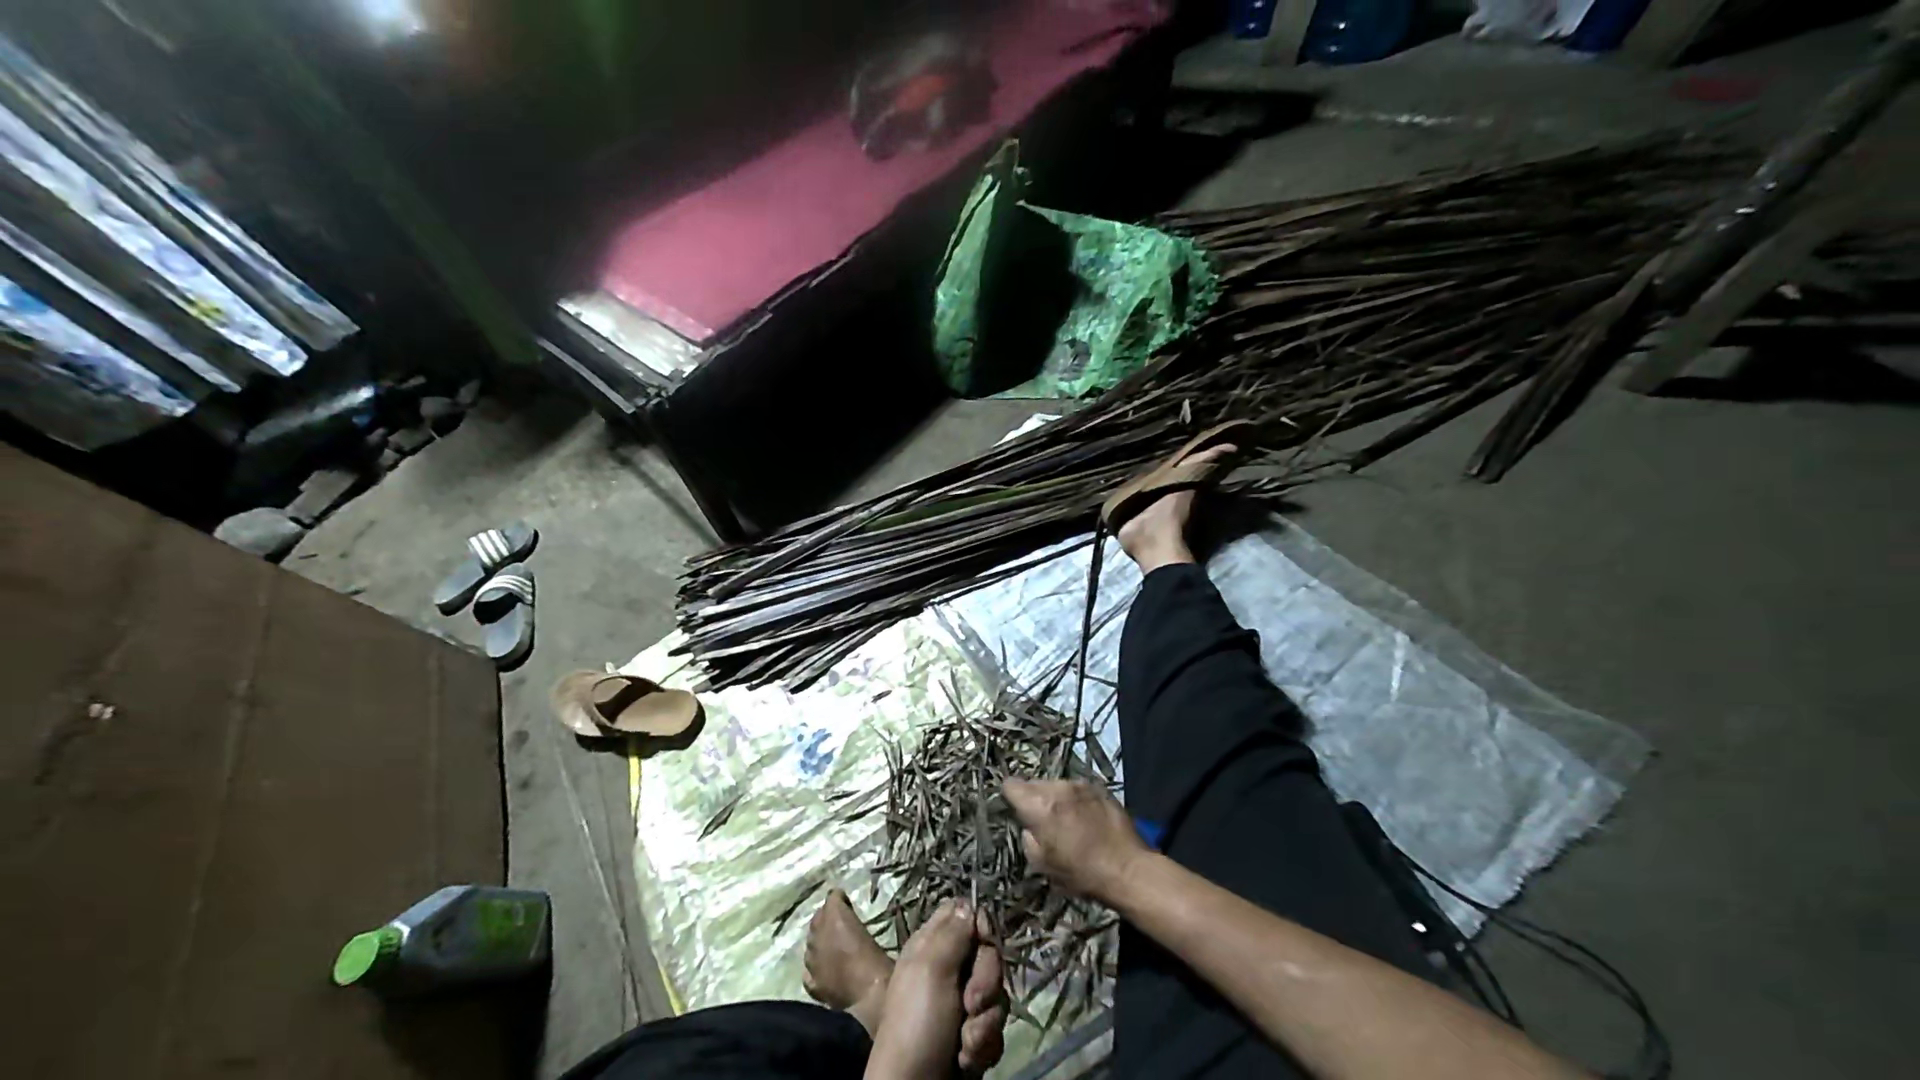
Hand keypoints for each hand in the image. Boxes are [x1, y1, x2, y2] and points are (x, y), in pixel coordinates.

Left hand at [865, 900, 1006, 1078]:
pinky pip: (995, 1029)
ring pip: (996, 996)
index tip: (984, 940)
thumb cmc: (917, 1024)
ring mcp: (960, 1004)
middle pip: (988, 955)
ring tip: (965, 1046)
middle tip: (970, 1004)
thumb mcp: (930, 971)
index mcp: (932, 946)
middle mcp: (948, 970)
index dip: (979, 923)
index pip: (963, 914)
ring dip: (985, 1025)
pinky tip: (966, 1061)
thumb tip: (969, 903)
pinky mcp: (972, 1036)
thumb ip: (953, 933)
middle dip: (986, 984)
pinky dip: (984, 1047)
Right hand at [1002, 779, 1149, 902]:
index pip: (1011, 785)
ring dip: (1057, 799)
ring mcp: (1081, 785)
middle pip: (1034, 784)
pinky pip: (1077, 789)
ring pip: (1057, 785)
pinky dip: (1076, 800)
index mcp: (1040, 805)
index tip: (1017, 811)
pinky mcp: (1100, 788)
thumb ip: (1028, 838)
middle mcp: (1058, 787)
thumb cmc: (1081, 873)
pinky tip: (1086, 819)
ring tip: (1068, 821)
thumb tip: (1030, 825)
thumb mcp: (1042, 865)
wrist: (1128, 869)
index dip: (1011, 797)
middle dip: (1035, 799)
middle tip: (1044, 822)